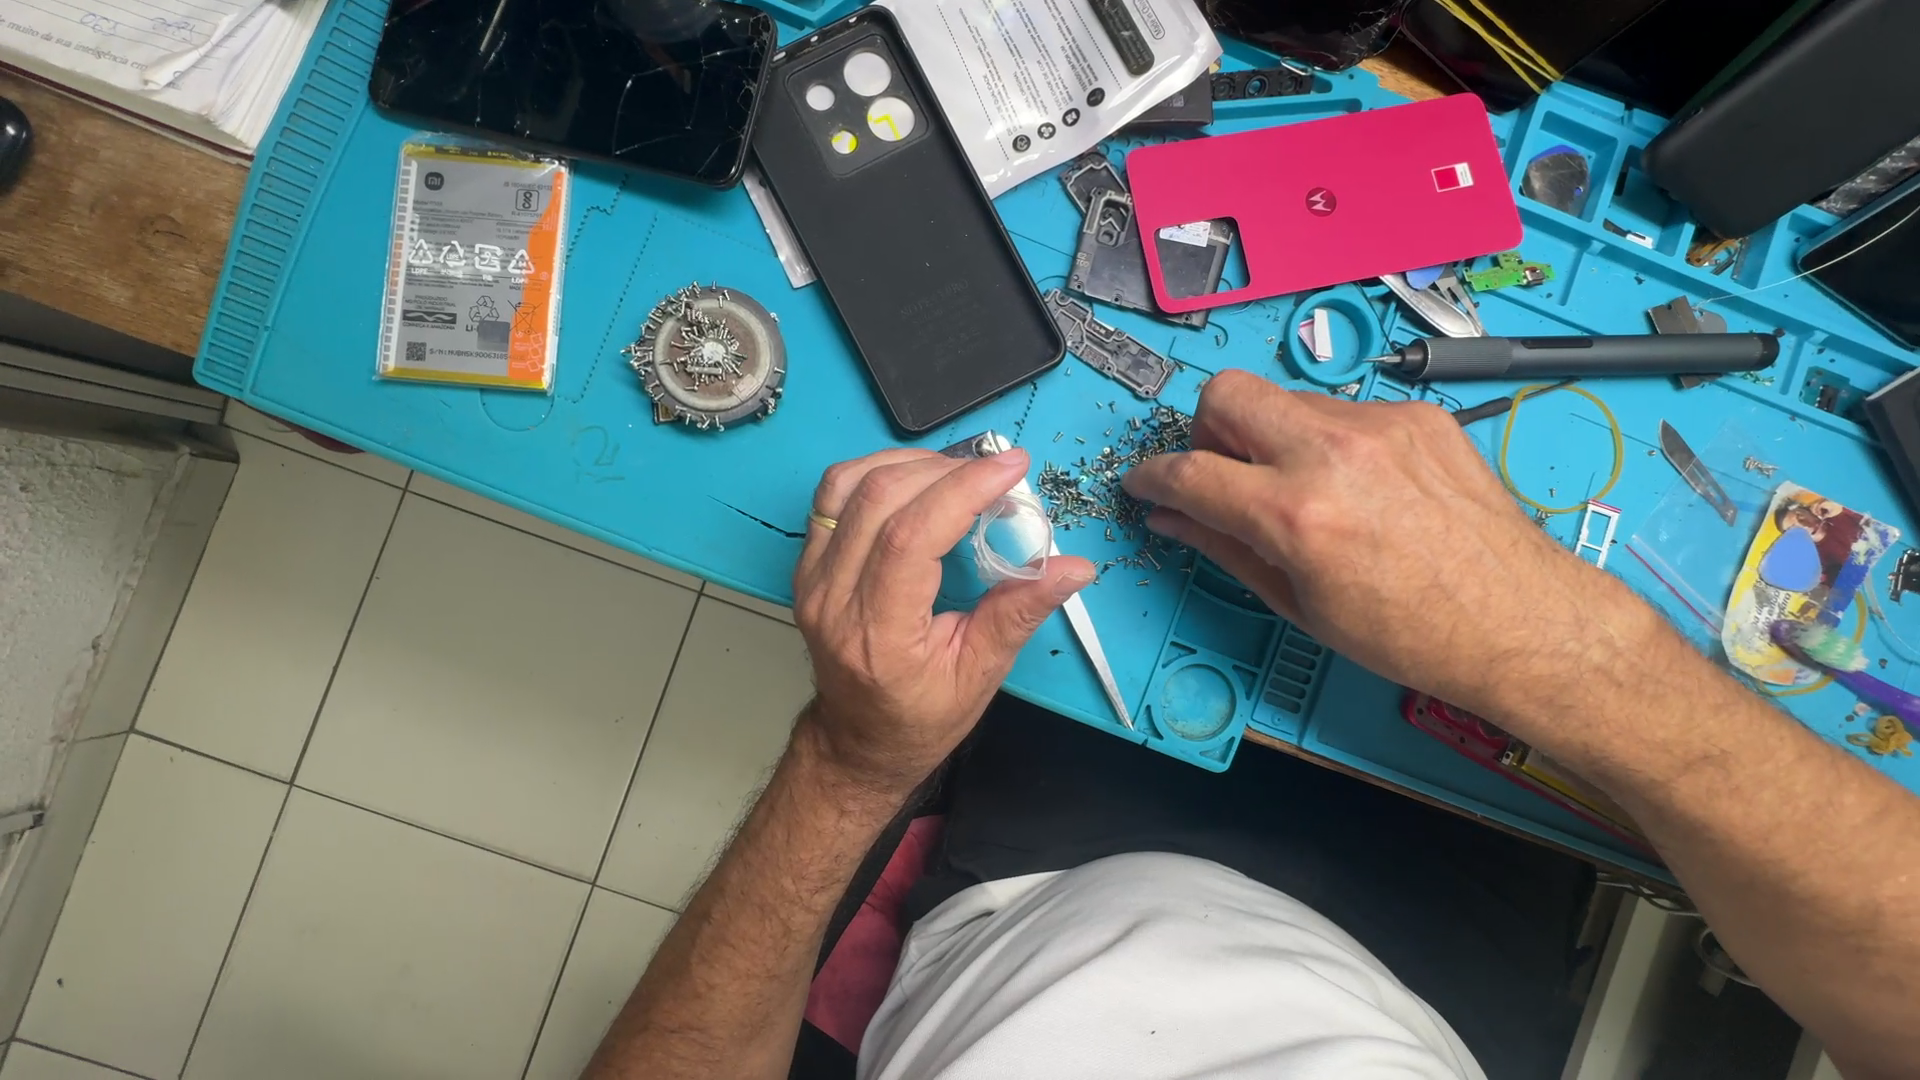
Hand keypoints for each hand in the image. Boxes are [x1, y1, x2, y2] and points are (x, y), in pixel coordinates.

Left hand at [792, 448, 1094, 794]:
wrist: (857, 740)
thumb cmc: (921, 718)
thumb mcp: (980, 675)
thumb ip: (1020, 613)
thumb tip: (1076, 567)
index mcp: (878, 633)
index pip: (911, 536)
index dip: (963, 489)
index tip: (1012, 467)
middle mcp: (832, 598)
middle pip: (879, 499)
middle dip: (946, 469)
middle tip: (994, 474)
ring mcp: (811, 577)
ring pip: (849, 484)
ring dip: (911, 464)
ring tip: (959, 474)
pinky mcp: (806, 564)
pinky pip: (832, 494)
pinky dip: (877, 471)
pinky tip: (916, 480)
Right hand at [1122, 371, 1639, 718]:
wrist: (1521, 622)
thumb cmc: (1408, 631)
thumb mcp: (1294, 601)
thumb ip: (1220, 545)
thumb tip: (1169, 518)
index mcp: (1297, 514)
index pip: (1188, 471)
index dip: (1151, 478)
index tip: (1145, 483)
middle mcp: (1334, 454)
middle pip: (1225, 393)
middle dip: (1205, 430)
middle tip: (1222, 472)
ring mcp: (1380, 425)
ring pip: (1282, 398)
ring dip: (1267, 436)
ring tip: (1296, 487)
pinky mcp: (1417, 416)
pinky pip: (1337, 409)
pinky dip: (1322, 440)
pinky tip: (1350, 483)